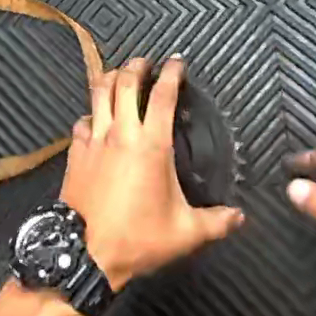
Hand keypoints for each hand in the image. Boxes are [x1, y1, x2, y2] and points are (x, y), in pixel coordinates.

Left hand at [59, 57, 243, 290]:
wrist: (85, 253)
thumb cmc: (137, 239)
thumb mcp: (185, 233)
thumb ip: (216, 222)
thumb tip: (239, 217)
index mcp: (151, 145)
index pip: (163, 95)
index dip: (172, 73)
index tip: (178, 62)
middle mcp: (121, 134)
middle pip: (125, 82)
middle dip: (136, 66)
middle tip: (146, 62)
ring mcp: (94, 140)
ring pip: (99, 93)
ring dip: (110, 78)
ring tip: (120, 75)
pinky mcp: (76, 152)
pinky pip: (81, 121)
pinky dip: (91, 113)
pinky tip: (96, 118)